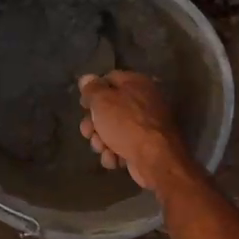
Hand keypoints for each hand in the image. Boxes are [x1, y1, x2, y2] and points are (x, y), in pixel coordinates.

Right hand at [77, 71, 182, 185]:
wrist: (155, 160)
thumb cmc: (126, 124)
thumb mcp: (103, 101)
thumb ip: (92, 88)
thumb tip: (86, 78)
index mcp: (136, 83)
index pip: (108, 79)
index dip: (92, 92)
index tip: (83, 105)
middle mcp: (144, 101)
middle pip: (109, 108)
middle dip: (94, 123)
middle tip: (88, 133)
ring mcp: (146, 125)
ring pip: (113, 130)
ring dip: (102, 141)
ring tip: (102, 149)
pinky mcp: (147, 146)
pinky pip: (124, 146)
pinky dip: (116, 153)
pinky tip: (114, 159)